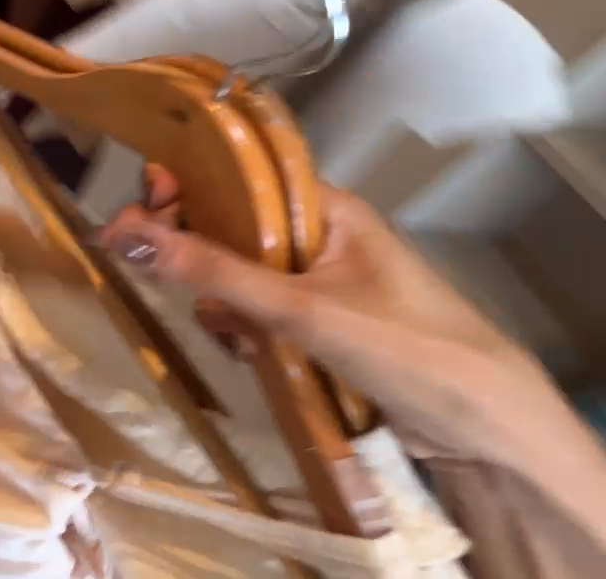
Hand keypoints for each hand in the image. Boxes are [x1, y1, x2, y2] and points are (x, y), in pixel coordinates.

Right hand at [98, 167, 577, 468]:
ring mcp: (314, 277)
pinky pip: (249, 303)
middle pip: (223, 222)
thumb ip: (212, 270)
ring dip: (212, 295)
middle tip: (151, 271)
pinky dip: (234, 322)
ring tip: (224, 329)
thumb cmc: (408, 350)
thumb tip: (121, 234)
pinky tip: (241, 346)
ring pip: (230, 267)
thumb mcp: (300, 309)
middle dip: (187, 250)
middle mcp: (314, 233)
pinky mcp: (313, 317)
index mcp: (323, 208)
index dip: (178, 190)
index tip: (133, 220)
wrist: (494, 437)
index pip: (231, 177)